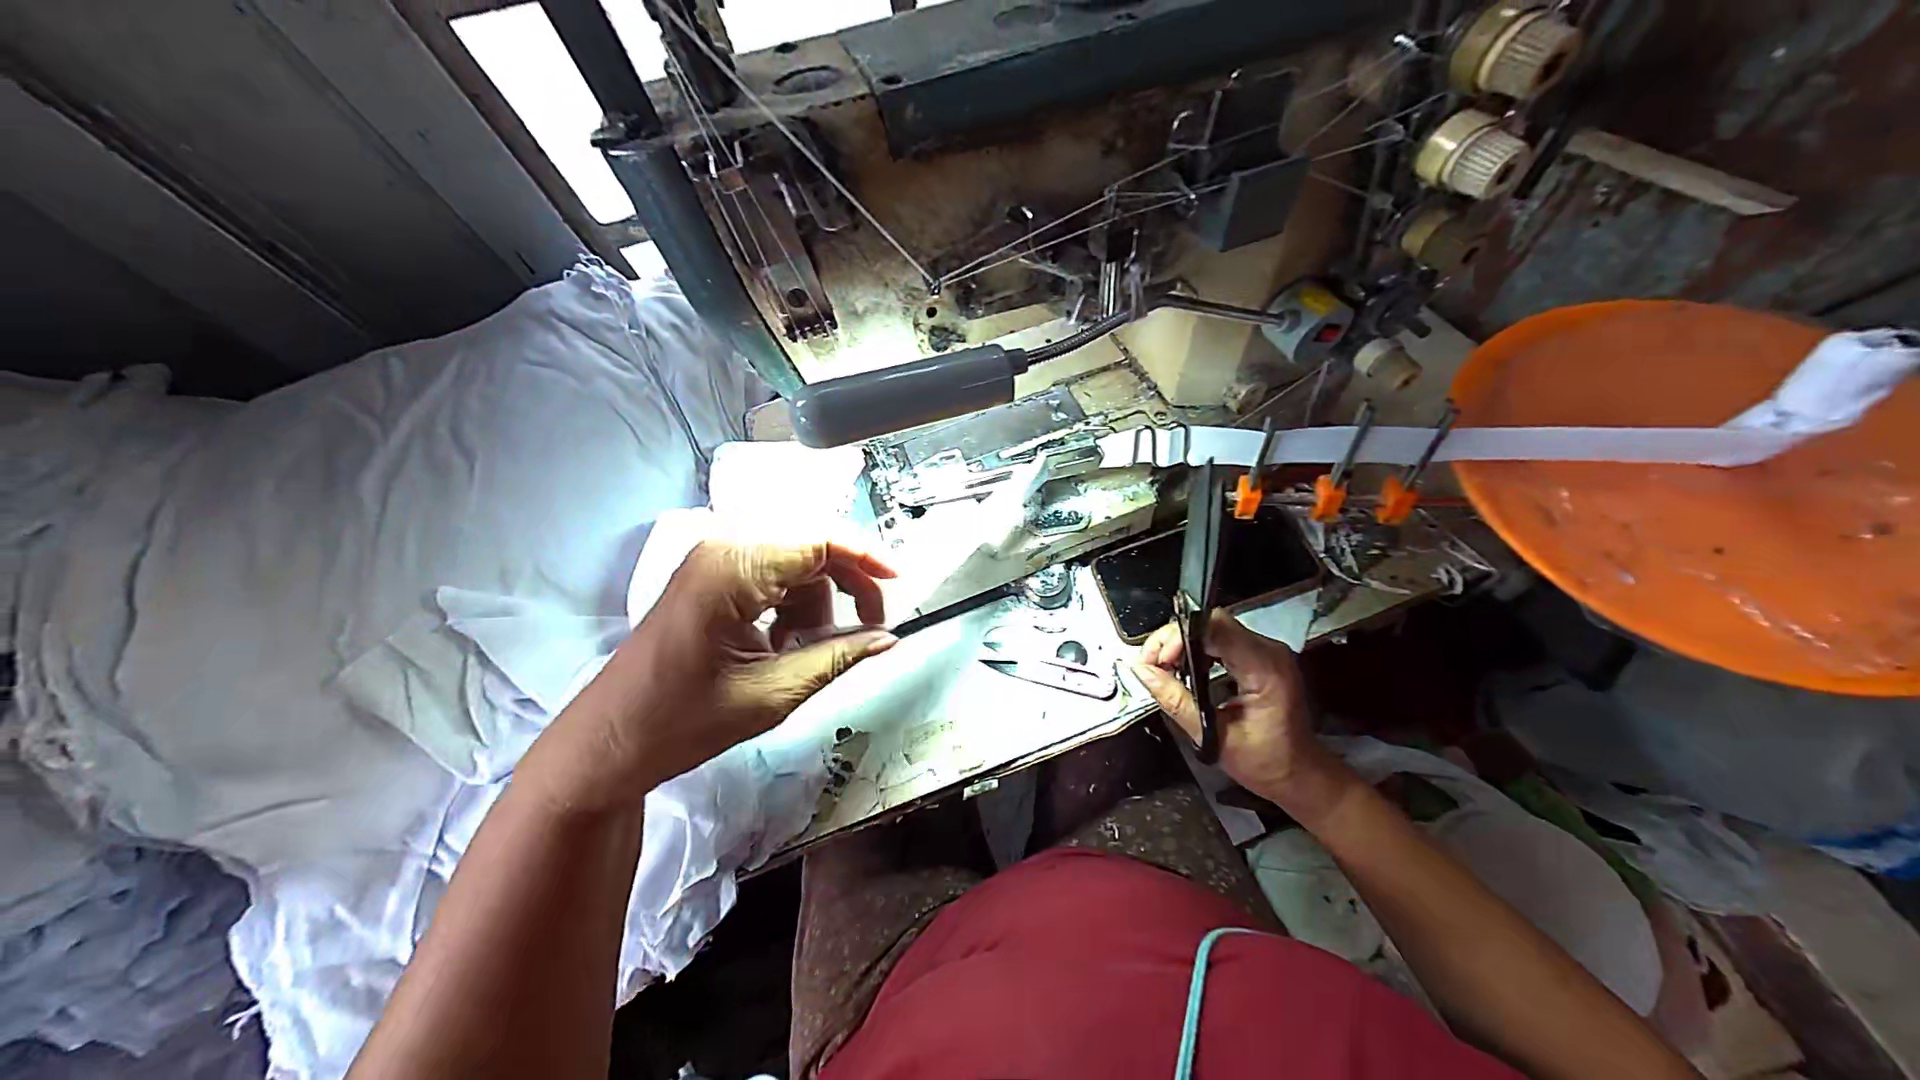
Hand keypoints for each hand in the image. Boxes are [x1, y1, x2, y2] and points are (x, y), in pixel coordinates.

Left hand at [524, 539, 897, 810]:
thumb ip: (838, 658)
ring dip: (815, 606)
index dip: (867, 559)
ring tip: (803, 655)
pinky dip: (791, 609)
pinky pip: (771, 580)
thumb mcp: (772, 694)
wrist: (608, 744)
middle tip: (866, 632)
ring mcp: (712, 563)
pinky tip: (783, 647)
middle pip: (810, 549)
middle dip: (844, 588)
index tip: (899, 584)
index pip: (820, 540)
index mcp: (733, 568)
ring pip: (795, 567)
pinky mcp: (710, 581)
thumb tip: (888, 639)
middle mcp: (722, 551)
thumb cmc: (679, 721)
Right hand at [1130, 611, 1355, 820]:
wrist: (1300, 773)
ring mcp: (1266, 651)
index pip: (1216, 628)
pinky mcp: (1259, 656)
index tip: (1157, 660)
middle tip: (1152, 665)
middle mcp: (1269, 651)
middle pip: (1212, 623)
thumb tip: (1142, 672)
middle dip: (1175, 639)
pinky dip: (1197, 649)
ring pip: (1214, 628)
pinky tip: (1183, 668)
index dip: (1179, 636)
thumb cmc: (1266, 762)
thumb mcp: (1213, 736)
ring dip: (1183, 643)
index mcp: (1264, 669)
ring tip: (1162, 668)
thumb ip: (1176, 701)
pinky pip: (1222, 639)